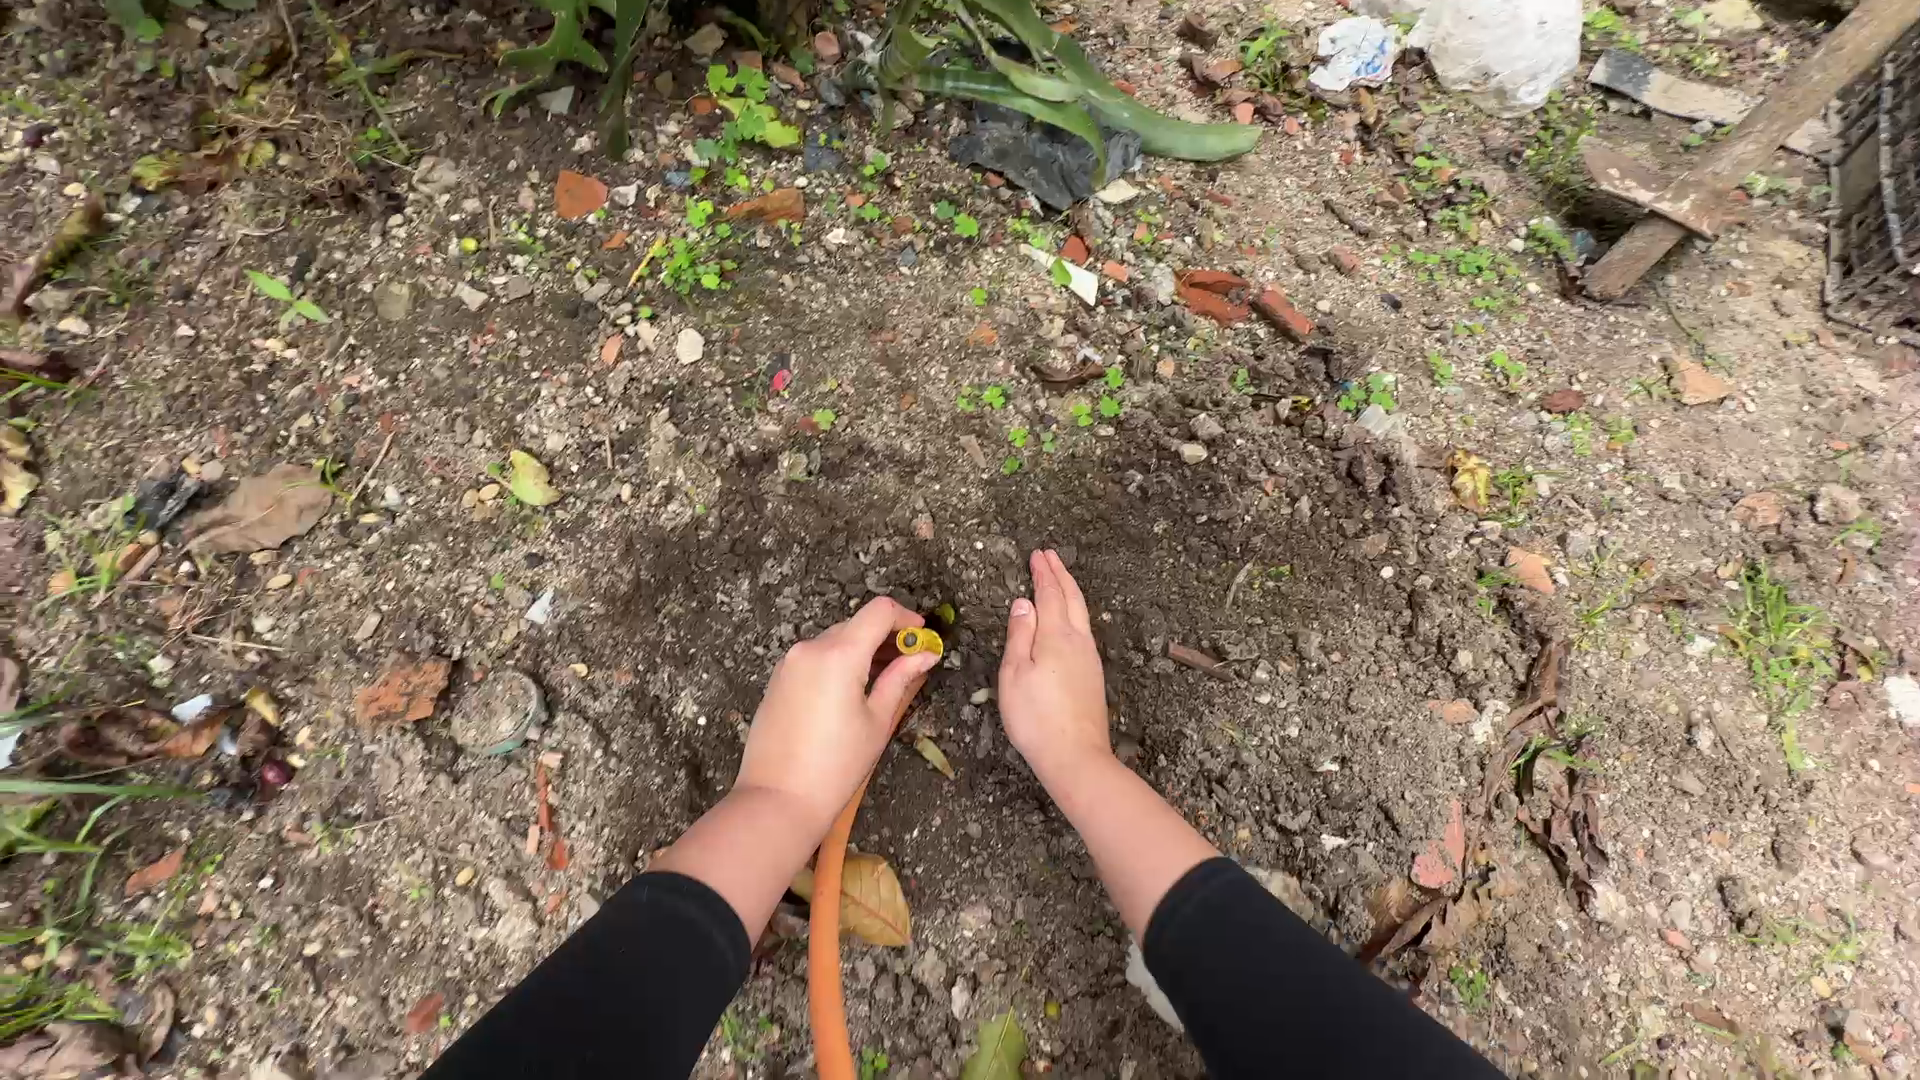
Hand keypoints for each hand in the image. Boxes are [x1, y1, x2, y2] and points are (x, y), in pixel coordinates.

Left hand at [735, 597, 940, 836]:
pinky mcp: (778, 678)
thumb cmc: (835, 765)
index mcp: (839, 654)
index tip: (922, 637)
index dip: (906, 618)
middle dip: (886, 637)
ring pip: (835, 640)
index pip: (879, 611)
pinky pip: (815, 656)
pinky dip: (838, 661)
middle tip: (909, 662)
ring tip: (883, 679)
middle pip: (857, 624)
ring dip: (862, 649)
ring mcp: (790, 662)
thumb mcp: (877, 721)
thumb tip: (926, 655)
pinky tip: (851, 690)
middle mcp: (810, 648)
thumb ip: (901, 678)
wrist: (777, 800)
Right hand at [998, 550, 1111, 781]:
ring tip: (1059, 578)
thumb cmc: (1035, 717)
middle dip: (1060, 574)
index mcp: (1056, 636)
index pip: (1050, 594)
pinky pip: (1084, 630)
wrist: (1075, 756)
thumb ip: (1020, 634)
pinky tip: (1069, 618)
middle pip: (1072, 598)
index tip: (1037, 555)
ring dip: (1070, 590)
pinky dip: (1075, 612)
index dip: (1043, 573)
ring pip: (1082, 613)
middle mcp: (1078, 641)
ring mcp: (1089, 658)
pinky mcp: (1092, 675)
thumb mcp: (1015, 673)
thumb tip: (1023, 602)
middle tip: (1050, 556)